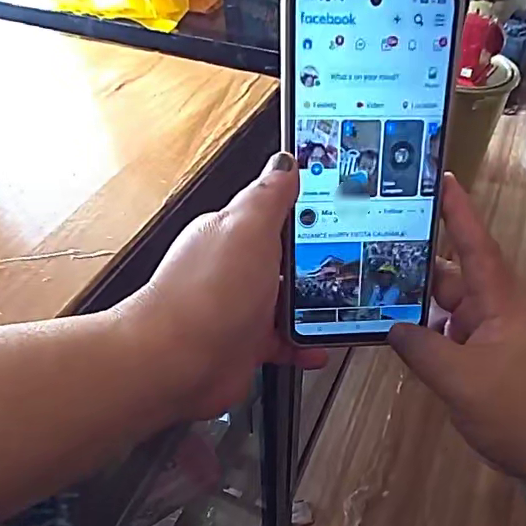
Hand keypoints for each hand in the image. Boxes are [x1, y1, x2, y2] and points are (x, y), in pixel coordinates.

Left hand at [119, 152, 326, 419]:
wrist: (180, 363)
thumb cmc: (204, 296)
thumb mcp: (247, 229)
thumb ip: (268, 196)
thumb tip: (285, 162)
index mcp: (233, 234)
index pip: (274, 214)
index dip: (307, 211)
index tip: (337, 211)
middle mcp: (236, 270)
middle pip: (286, 262)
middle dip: (316, 265)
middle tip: (345, 264)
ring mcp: (242, 309)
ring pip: (288, 304)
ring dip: (314, 308)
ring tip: (339, 308)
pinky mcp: (248, 344)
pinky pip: (286, 341)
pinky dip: (305, 344)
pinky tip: (317, 346)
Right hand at [388, 176, 525, 492]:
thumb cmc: (516, 412)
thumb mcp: (461, 380)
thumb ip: (422, 349)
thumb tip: (393, 327)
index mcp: (501, 303)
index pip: (476, 246)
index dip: (458, 212)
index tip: (440, 178)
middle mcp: (496, 312)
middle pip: (452, 277)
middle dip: (417, 263)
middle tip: (373, 244)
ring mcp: (491, 338)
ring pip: (447, 309)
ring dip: (416, 304)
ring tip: (372, 288)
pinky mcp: (485, 361)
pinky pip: (448, 337)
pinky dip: (425, 334)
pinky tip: (395, 334)